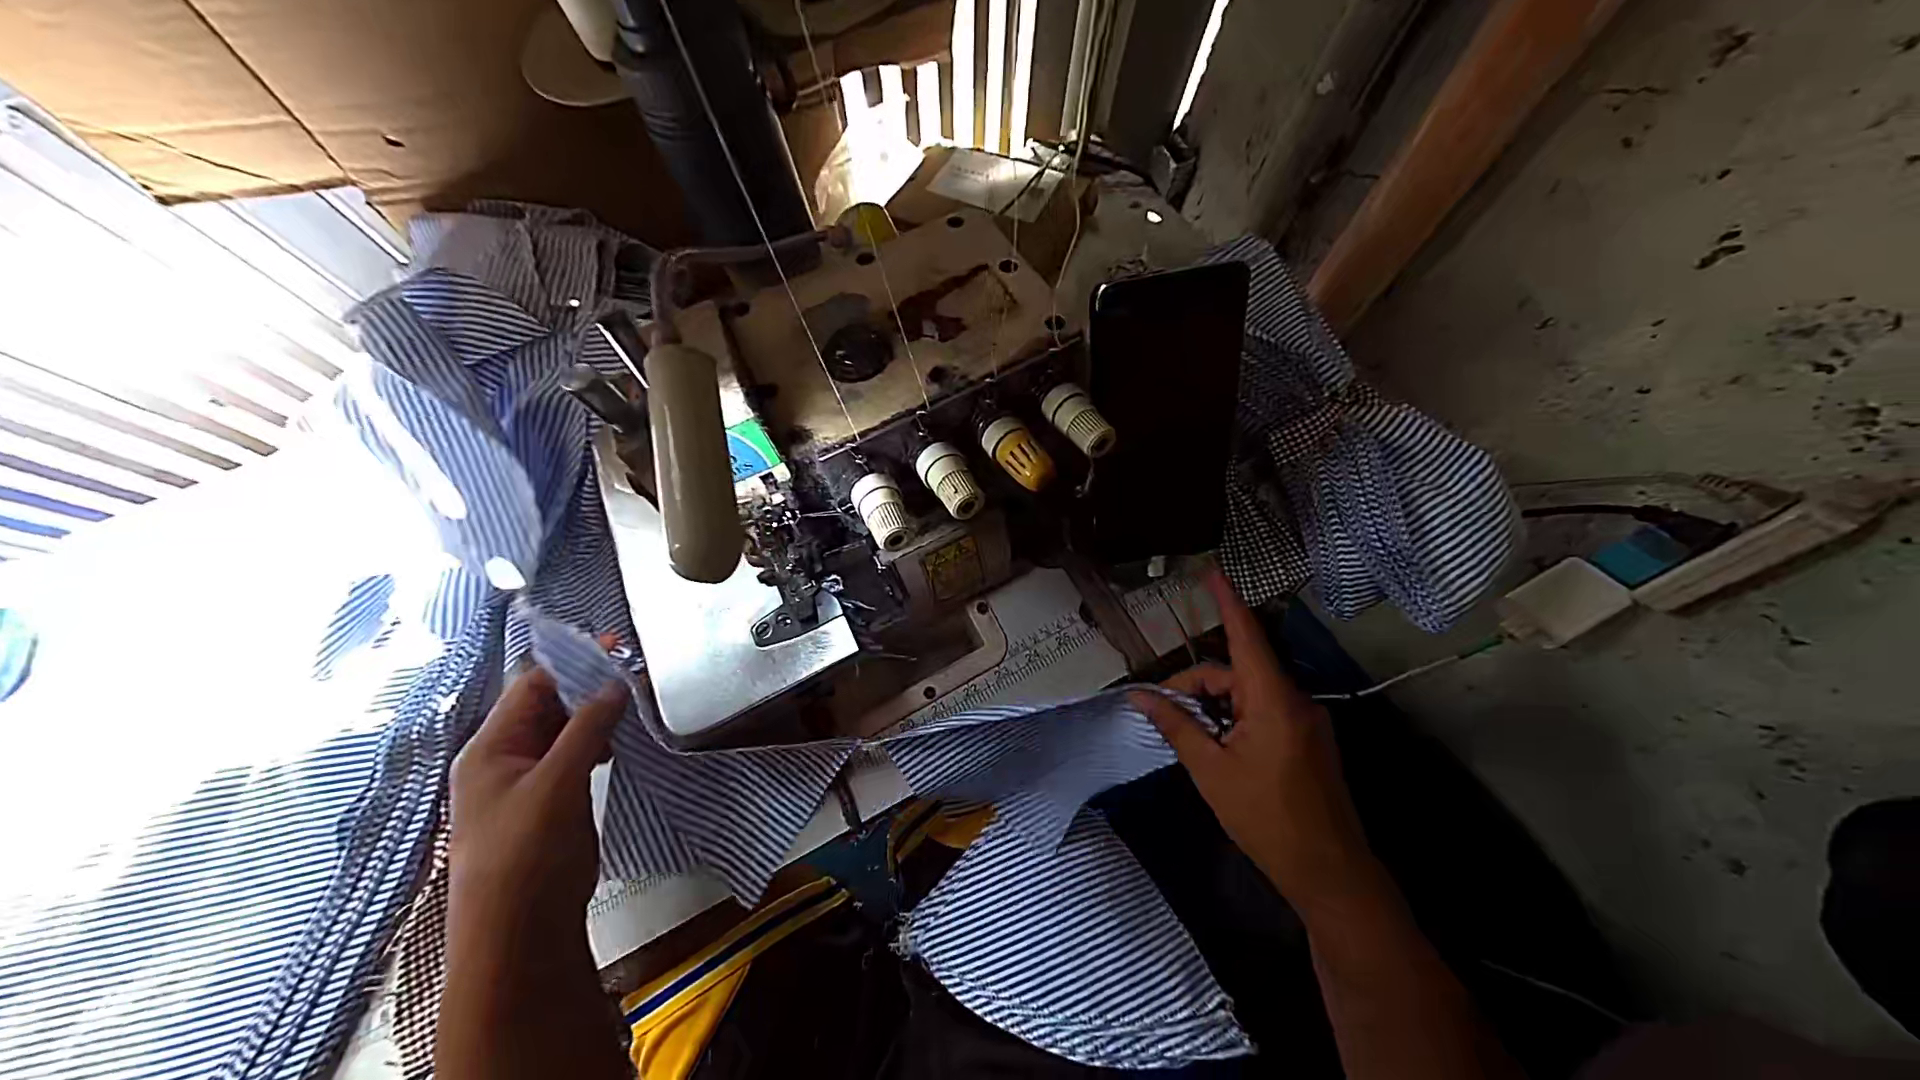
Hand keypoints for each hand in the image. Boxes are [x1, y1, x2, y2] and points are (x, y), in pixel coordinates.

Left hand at [448, 668, 625, 935]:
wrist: (519, 934)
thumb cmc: (526, 853)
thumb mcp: (557, 783)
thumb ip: (586, 728)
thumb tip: (615, 684)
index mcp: (491, 748)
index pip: (531, 687)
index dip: (572, 663)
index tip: (616, 647)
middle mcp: (504, 759)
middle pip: (547, 707)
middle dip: (588, 688)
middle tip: (633, 675)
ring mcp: (527, 783)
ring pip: (563, 732)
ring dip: (595, 715)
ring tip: (633, 705)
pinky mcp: (550, 803)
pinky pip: (573, 758)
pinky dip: (596, 743)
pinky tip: (617, 744)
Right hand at [1130, 571, 1385, 915]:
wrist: (1330, 871)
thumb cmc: (1266, 819)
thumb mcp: (1210, 770)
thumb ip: (1176, 725)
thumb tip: (1141, 696)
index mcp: (1273, 701)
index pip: (1246, 636)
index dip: (1226, 601)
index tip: (1212, 571)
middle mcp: (1294, 700)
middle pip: (1237, 671)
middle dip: (1197, 683)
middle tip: (1162, 710)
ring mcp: (1305, 720)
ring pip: (1248, 692)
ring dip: (1214, 704)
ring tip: (1189, 737)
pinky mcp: (1307, 739)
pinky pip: (1263, 710)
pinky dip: (1233, 716)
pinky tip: (1216, 744)